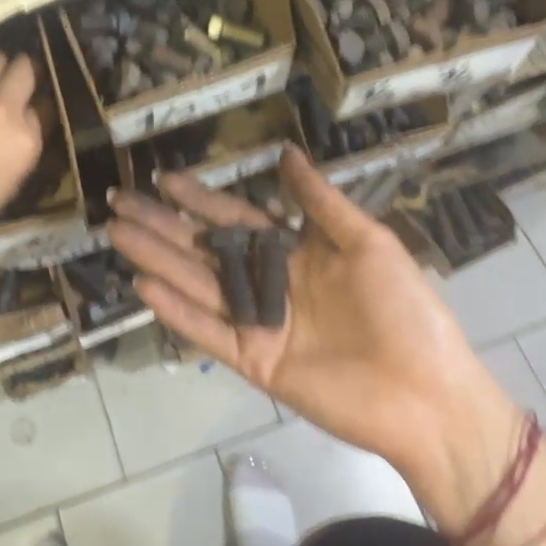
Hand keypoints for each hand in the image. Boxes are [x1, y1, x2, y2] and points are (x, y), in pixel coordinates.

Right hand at [109, 147, 523, 524]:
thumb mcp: (368, 242)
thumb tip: (287, 151)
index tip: (162, 177)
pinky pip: (209, 331)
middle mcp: (268, 282)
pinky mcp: (255, 361)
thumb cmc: (405, 310)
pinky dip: (177, 312)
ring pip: (196, 283)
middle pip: (203, 248)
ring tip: (116, 233)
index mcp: (295, 252)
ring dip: (156, 258)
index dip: (198, 197)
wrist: (429, 394)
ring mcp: (258, 322)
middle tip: (117, 201)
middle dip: (161, 224)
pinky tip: (144, 286)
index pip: (234, 218)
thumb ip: (320, 201)